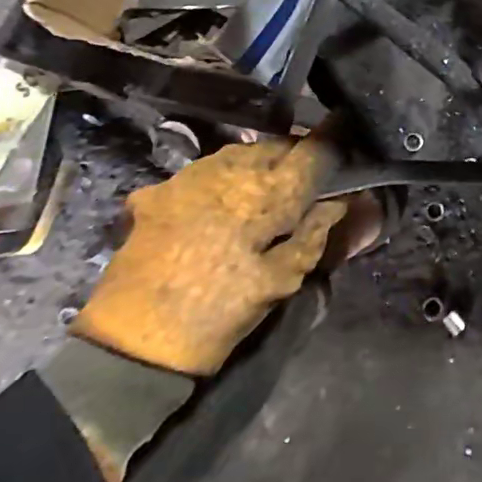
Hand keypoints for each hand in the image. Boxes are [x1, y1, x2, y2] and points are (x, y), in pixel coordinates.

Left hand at [73, 134, 345, 375]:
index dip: (336, 140)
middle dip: (297, 156)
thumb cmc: (220, 311)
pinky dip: (224, 177)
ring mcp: (187, 179)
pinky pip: (205, 170)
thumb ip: (316, 233)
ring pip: (239, 152)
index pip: (314, 151)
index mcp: (266, 193)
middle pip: (276, 145)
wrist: (131, 346)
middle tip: (309, 180)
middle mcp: (228, 173)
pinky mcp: (158, 194)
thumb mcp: (284, 279)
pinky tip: (224, 202)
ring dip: (261, 163)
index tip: (349, 136)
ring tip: (268, 188)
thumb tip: (339, 202)